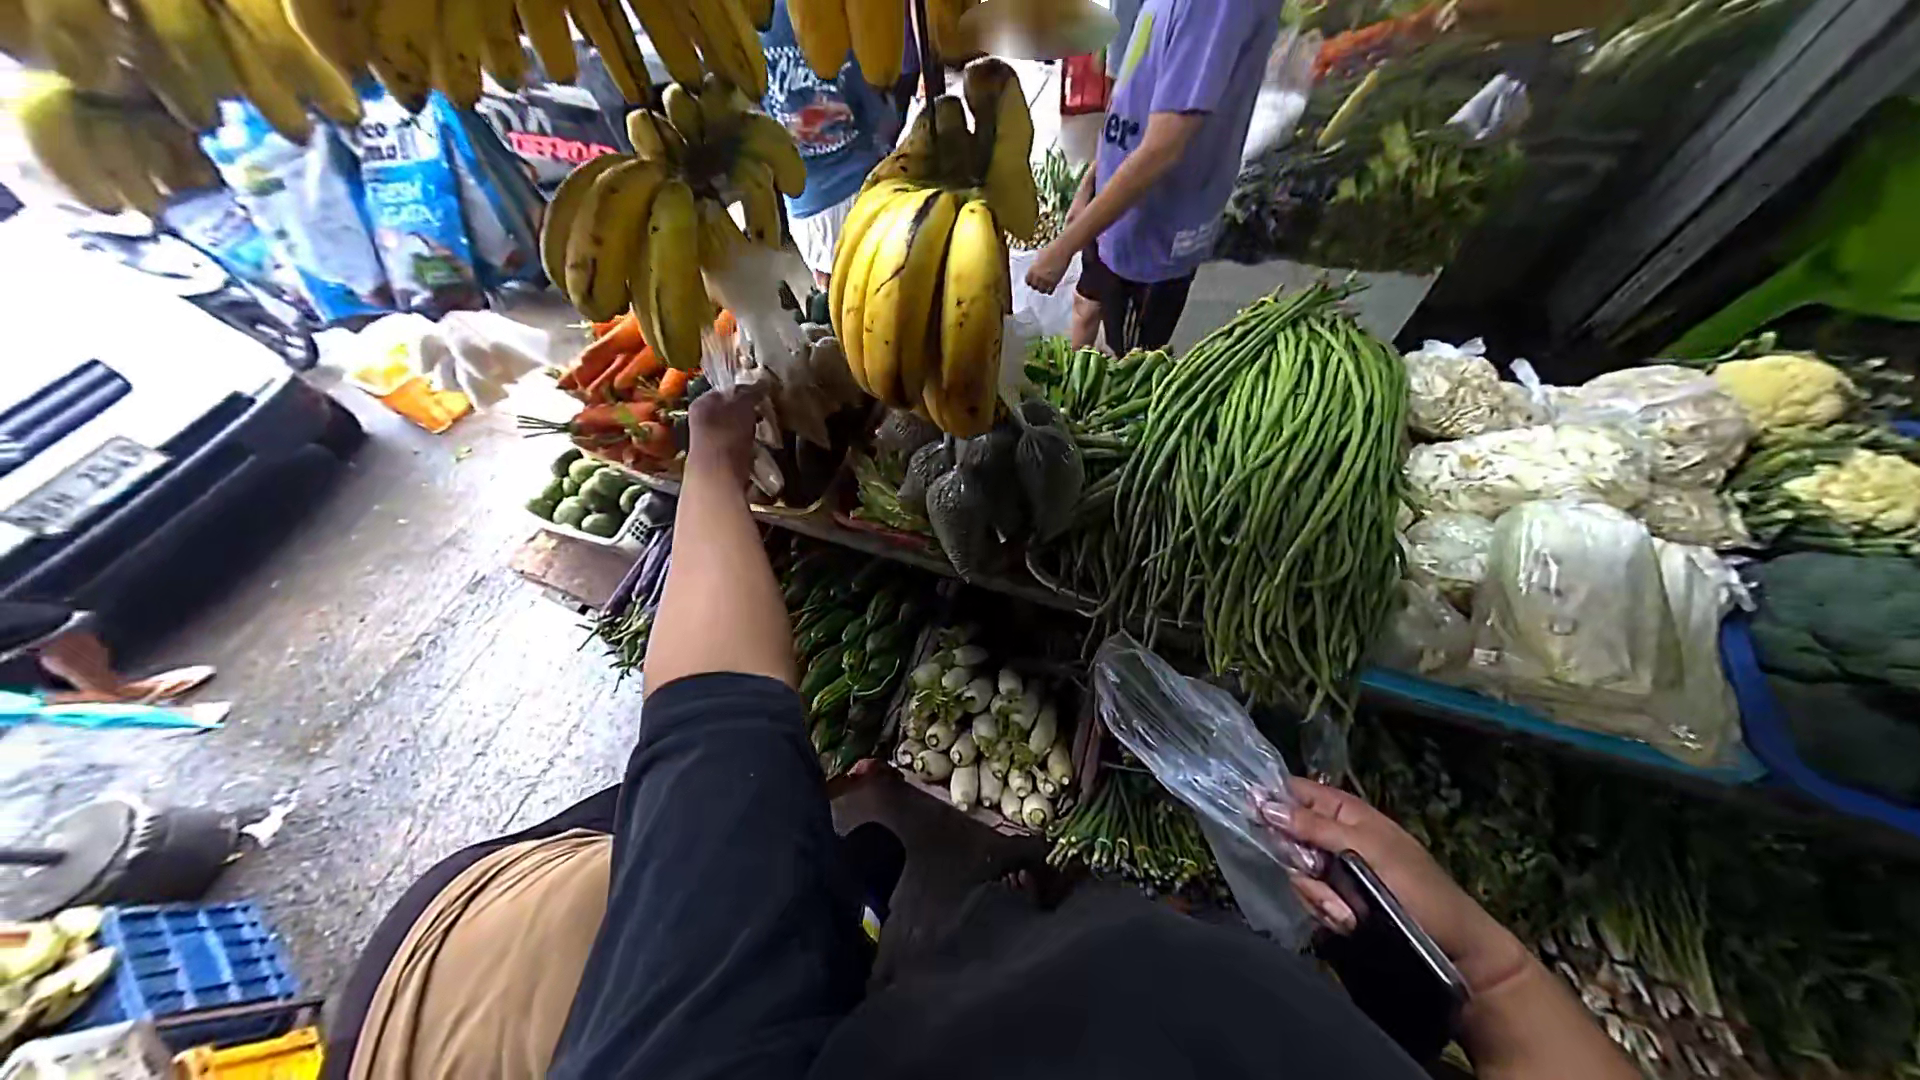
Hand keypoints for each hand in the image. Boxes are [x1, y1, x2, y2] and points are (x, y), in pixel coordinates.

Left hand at [685, 378, 767, 485]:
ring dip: (748, 430)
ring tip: (763, 432)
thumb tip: (763, 381)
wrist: (718, 476)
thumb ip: (751, 392)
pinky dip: (746, 445)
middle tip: (764, 413)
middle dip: (747, 411)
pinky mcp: (717, 459)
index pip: (724, 389)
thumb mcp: (743, 406)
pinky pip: (736, 445)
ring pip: (733, 428)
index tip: (761, 394)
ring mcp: (708, 440)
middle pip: (729, 410)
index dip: (743, 390)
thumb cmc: (728, 435)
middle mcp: (700, 419)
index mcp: (702, 402)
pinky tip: (755, 449)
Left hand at [1025, 241, 1073, 294]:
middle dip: (1037, 285)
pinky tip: (1052, 287)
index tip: (1034, 281)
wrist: (1062, 249)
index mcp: (1032, 269)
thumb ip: (1035, 265)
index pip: (1028, 281)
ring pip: (1041, 291)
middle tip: (1041, 284)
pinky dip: (1050, 290)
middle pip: (1034, 287)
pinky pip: (1049, 292)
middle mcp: (1037, 276)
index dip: (1031, 281)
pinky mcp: (1054, 282)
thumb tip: (1035, 269)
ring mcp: (1045, 280)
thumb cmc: (1051, 250)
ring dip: (1043, 289)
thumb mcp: (1039, 256)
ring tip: (1046, 286)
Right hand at [1261, 777, 1528, 994]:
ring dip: (1315, 893)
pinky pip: (1309, 897)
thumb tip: (1263, 804)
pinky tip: (1348, 922)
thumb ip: (1314, 826)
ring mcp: (1331, 868)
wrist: (1455, 949)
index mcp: (1342, 810)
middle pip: (1285, 834)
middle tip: (1316, 872)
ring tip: (1345, 910)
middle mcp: (1330, 834)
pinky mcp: (1332, 898)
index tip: (1254, 815)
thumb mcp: (1367, 849)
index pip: (1292, 791)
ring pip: (1294, 870)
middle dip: (1297, 859)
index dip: (1270, 800)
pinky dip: (1325, 911)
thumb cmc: (1418, 888)